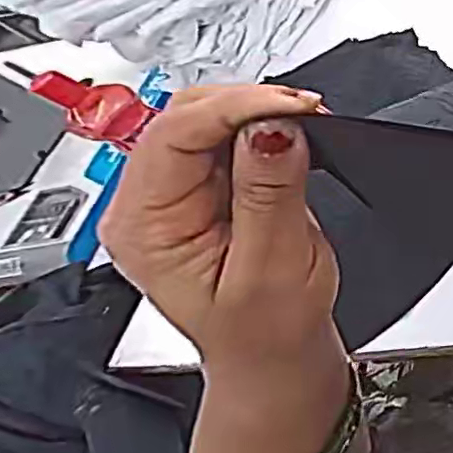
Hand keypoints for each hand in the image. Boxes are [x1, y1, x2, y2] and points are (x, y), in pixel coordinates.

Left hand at [99, 84, 355, 452]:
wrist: (274, 350)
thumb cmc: (266, 327)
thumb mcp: (272, 266)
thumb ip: (271, 194)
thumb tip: (275, 128)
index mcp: (145, 224)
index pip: (176, 135)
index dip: (238, 108)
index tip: (296, 106)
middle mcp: (151, 202)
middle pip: (184, 116)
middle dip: (248, 102)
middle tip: (307, 109)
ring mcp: (181, 191)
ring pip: (208, 118)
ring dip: (260, 110)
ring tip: (307, 120)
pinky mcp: (214, 186)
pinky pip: (233, 136)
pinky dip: (268, 124)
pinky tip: (294, 131)